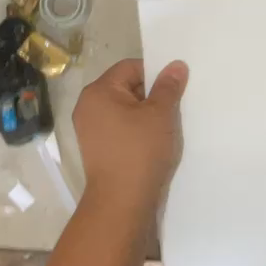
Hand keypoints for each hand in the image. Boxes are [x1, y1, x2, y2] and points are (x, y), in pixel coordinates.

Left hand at [73, 59, 187, 207]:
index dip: (155, 73)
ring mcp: (91, 129)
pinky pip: (121, 129)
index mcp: (99, 92)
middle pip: (126, 87)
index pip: (130, 67)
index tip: (175, 88)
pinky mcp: (98, 148)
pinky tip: (155, 142)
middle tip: (175, 107)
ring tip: (167, 126)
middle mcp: (88, 107)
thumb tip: (176, 65)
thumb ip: (168, 86)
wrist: (122, 201)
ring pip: (125, 110)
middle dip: (152, 95)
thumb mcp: (160, 114)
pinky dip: (137, 131)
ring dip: (146, 115)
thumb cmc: (139, 151)